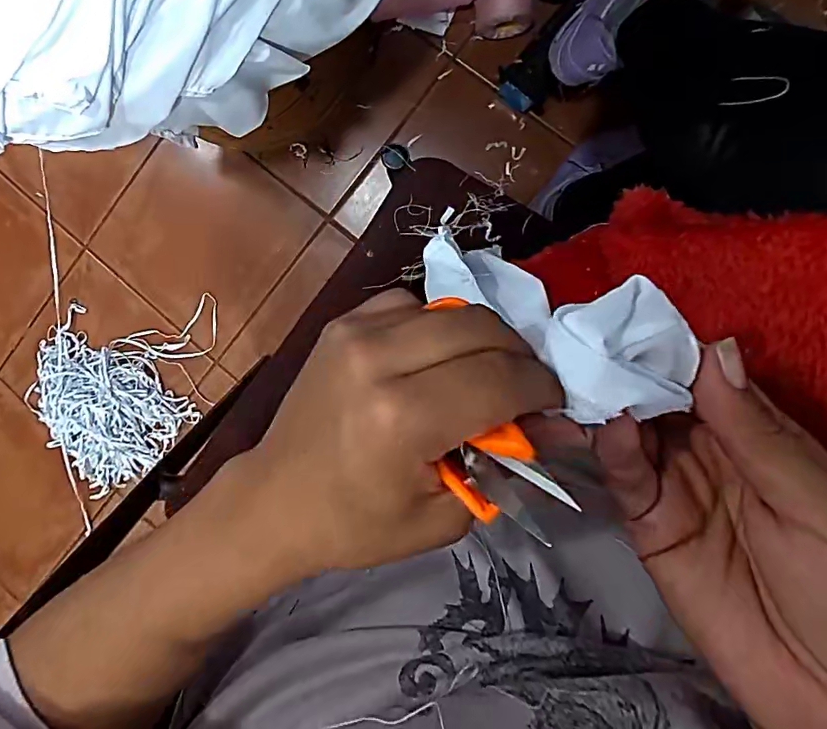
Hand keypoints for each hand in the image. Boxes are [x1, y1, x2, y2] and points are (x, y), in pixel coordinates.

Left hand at [239, 289, 564, 576]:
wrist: (274, 500)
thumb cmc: (356, 523)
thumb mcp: (441, 518)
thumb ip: (499, 467)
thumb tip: (541, 424)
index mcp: (402, 418)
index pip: (498, 380)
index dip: (539, 387)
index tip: (552, 400)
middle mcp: (379, 359)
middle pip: (481, 329)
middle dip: (519, 355)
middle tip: (525, 383)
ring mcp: (356, 332)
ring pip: (452, 310)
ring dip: (482, 337)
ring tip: (484, 368)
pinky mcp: (344, 321)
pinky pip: (414, 303)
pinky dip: (439, 325)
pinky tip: (434, 354)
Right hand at [595, 340, 826, 728]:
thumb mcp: (820, 504)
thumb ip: (757, 432)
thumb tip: (715, 347)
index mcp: (760, 431)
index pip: (705, 373)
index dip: (670, 346)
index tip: (631, 318)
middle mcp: (713, 449)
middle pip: (660, 395)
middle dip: (627, 368)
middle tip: (589, 340)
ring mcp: (681, 488)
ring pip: (635, 431)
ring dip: (609, 402)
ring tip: (582, 378)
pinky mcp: (656, 531)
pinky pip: (629, 482)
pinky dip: (613, 452)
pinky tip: (608, 429)